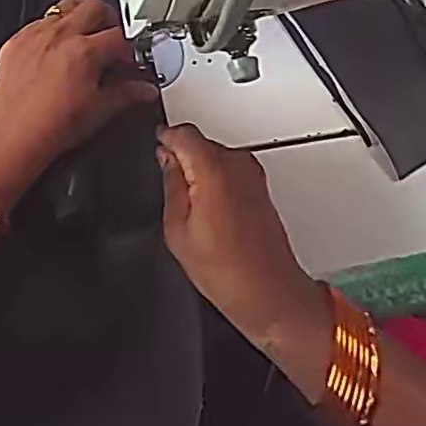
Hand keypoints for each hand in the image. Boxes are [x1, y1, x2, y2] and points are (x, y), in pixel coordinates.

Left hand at [0, 0, 158, 180]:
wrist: (12, 138)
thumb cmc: (50, 128)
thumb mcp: (99, 111)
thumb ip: (126, 94)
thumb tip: (143, 90)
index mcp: (84, 51)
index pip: (120, 35)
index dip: (130, 47)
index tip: (128, 59)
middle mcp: (59, 36)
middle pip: (94, 7)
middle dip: (109, 20)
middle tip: (111, 37)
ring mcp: (34, 36)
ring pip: (64, 9)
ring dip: (79, 18)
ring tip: (84, 37)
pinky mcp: (15, 42)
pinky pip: (38, 22)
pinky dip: (52, 30)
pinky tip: (55, 49)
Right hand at [158, 124, 326, 352]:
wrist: (268, 292)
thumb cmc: (228, 271)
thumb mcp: (177, 229)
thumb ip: (170, 184)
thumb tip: (167, 161)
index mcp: (213, 169)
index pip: (182, 133)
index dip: (165, 137)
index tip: (157, 142)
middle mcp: (236, 164)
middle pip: (199, 142)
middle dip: (182, 156)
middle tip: (169, 182)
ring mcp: (252, 173)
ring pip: (214, 155)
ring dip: (199, 169)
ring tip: (191, 206)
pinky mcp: (260, 184)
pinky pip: (229, 168)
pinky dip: (216, 179)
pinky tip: (209, 210)